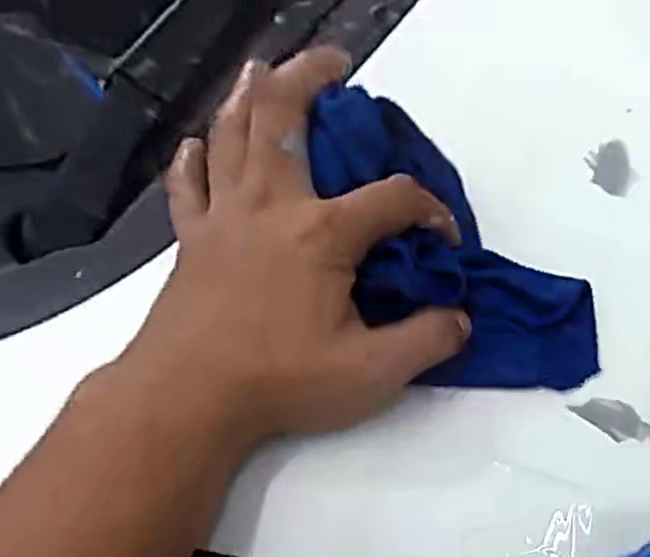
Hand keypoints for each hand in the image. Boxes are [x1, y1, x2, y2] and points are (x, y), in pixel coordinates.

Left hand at [111, 46, 469, 445]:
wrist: (190, 398)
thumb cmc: (284, 382)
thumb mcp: (376, 372)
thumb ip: (427, 341)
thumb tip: (459, 318)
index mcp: (320, 236)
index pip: (392, 200)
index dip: (430, 212)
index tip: (447, 242)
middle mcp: (269, 210)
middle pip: (284, 123)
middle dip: (311, 84)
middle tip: (334, 66)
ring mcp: (223, 221)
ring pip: (232, 136)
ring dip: (251, 97)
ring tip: (265, 72)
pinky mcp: (192, 244)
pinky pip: (190, 183)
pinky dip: (198, 155)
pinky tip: (202, 142)